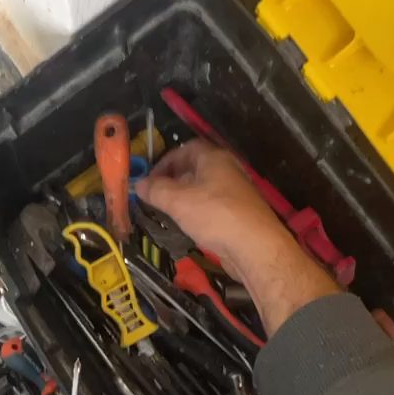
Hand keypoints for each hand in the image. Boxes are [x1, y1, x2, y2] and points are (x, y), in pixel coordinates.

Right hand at [136, 140, 295, 277]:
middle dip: (173, 179)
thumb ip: (156, 191)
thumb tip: (139, 184)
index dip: (166, 161)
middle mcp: (227, 170)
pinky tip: (189, 225)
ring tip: (168, 211)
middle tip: (156, 196)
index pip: (187, 149)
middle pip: (196, 167)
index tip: (150, 179)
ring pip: (204, 187)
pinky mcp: (238, 212)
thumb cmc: (215, 216)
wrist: (254, 245)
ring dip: (184, 196)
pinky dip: (197, 210)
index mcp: (214, 158)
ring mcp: (235, 191)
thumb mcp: (178, 202)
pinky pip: (212, 204)